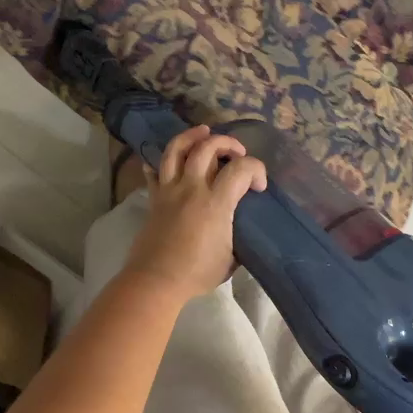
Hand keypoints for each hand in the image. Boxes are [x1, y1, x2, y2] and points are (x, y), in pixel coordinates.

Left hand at [119, 125, 267, 301]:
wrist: (156, 280)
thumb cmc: (196, 273)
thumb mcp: (230, 258)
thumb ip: (237, 236)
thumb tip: (238, 231)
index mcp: (216, 203)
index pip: (242, 168)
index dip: (257, 170)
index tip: (259, 187)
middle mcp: (192, 188)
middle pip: (207, 147)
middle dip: (227, 143)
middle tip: (237, 153)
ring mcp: (169, 190)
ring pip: (177, 150)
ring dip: (192, 136)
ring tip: (203, 132)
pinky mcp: (154, 199)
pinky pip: (154, 172)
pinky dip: (160, 161)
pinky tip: (168, 161)